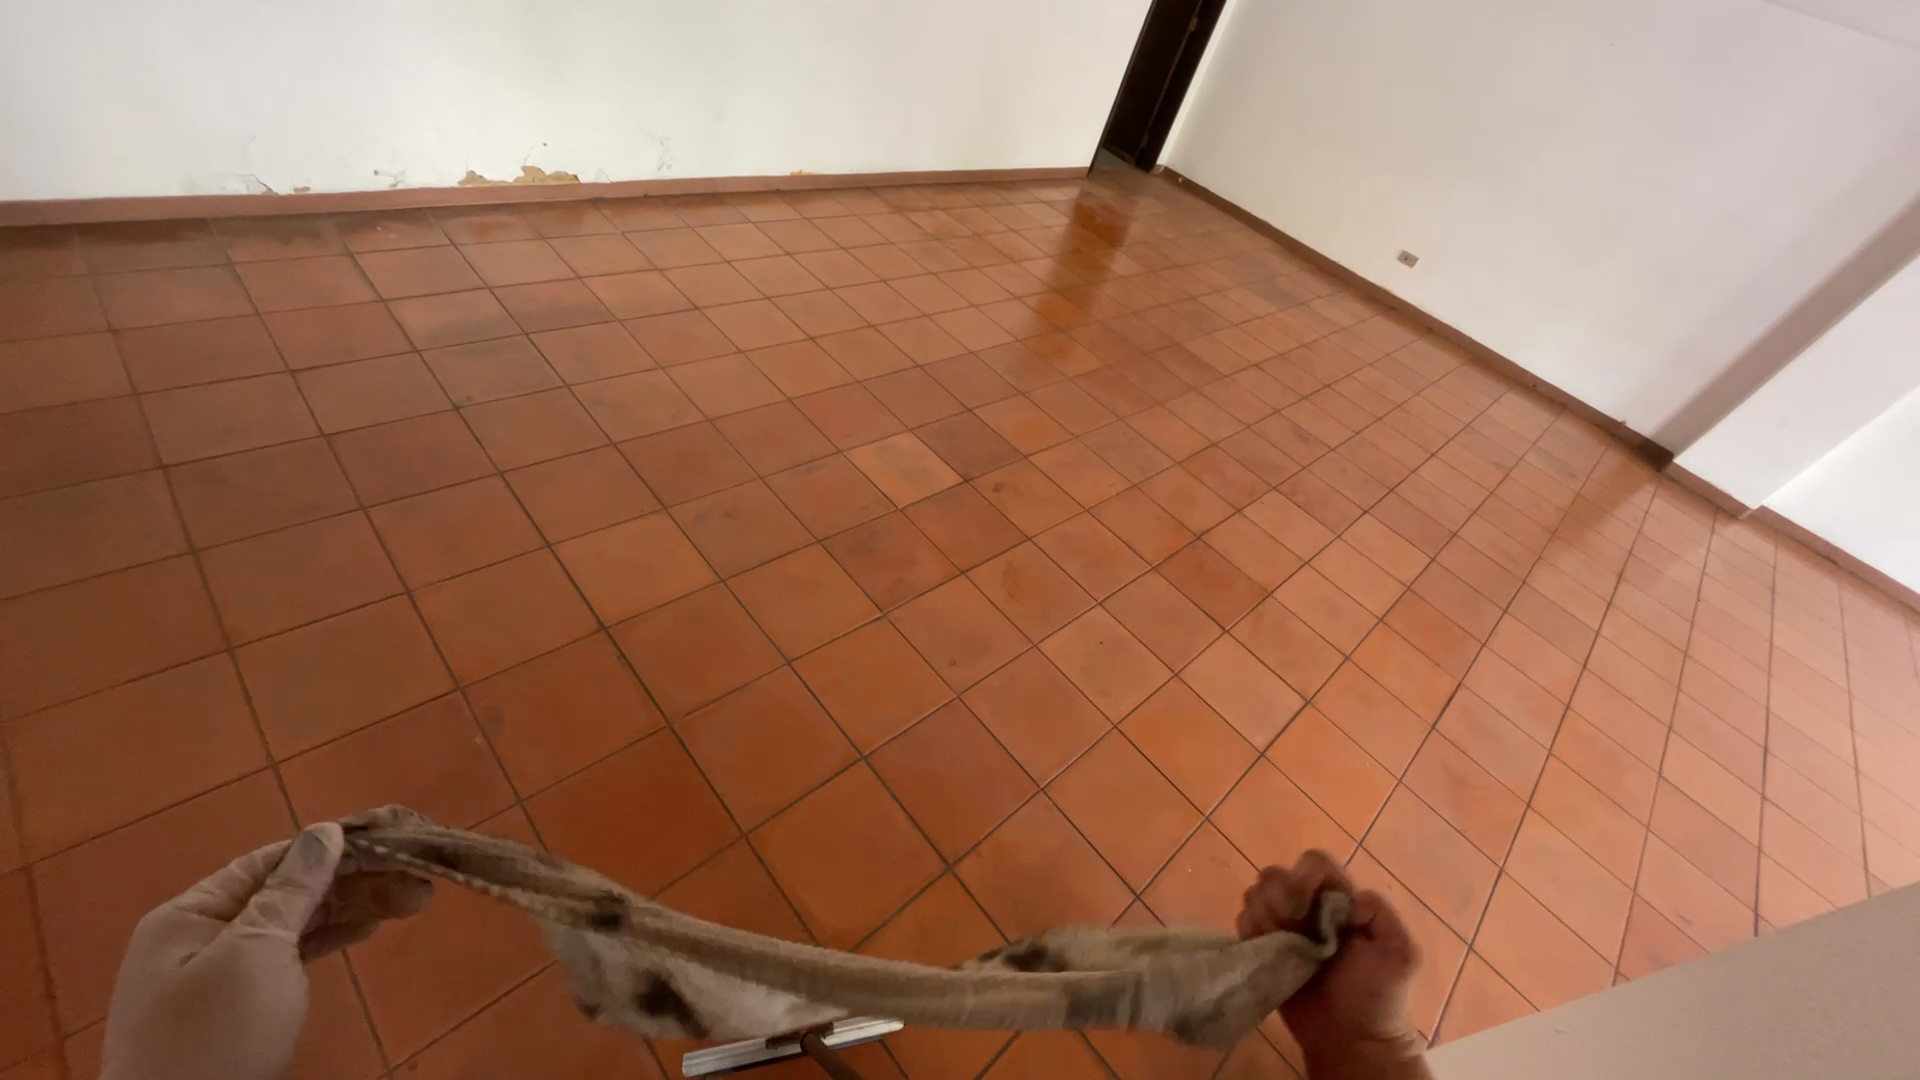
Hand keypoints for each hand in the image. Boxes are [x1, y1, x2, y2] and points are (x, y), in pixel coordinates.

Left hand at [100, 818, 431, 1079]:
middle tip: (422, 878)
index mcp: (192, 914)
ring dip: (360, 904)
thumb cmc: (215, 1036)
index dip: (340, 845)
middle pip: (296, 887)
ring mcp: (223, 967)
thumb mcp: (256, 954)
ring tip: (416, 901)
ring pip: (304, 916)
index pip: (278, 859)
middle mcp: (205, 932)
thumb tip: (327, 831)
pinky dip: (339, 933)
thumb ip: (292, 889)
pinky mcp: (245, 996)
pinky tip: (373, 927)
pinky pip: (299, 946)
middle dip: (361, 878)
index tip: (399, 839)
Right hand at [1238, 851, 1428, 1079]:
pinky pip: (1242, 921)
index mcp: (1338, 899)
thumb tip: (1347, 896)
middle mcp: (1307, 905)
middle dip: (1278, 896)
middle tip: (1292, 925)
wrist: (1352, 1042)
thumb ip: (1381, 912)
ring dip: (1263, 913)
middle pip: (1276, 874)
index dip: (1305, 875)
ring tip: (1282, 944)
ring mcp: (1281, 925)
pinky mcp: (1261, 945)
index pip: (1314, 862)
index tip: (1306, 903)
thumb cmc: (1377, 997)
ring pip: (1255, 893)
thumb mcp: (1401, 952)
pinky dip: (1250, 931)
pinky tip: (1267, 951)